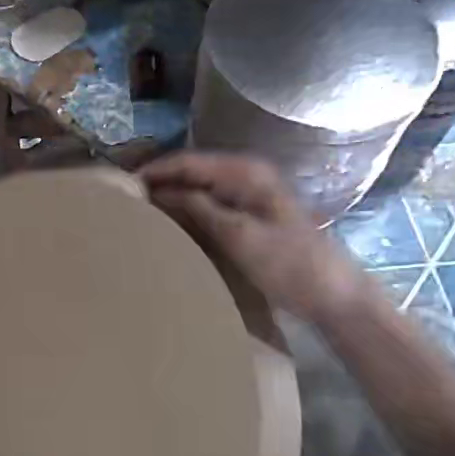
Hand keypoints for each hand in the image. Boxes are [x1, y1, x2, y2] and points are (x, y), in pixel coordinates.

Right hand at [141, 152, 375, 323]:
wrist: (333, 294)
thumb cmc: (290, 264)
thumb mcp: (240, 236)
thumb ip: (200, 209)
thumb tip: (160, 192)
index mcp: (246, 172)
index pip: (188, 161)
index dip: (154, 171)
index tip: (120, 186)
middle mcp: (246, 176)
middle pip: (192, 172)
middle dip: (160, 183)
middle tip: (124, 201)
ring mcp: (249, 196)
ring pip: (199, 189)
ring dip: (172, 198)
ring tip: (140, 214)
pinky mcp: (250, 217)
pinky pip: (210, 206)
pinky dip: (188, 212)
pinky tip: (170, 226)